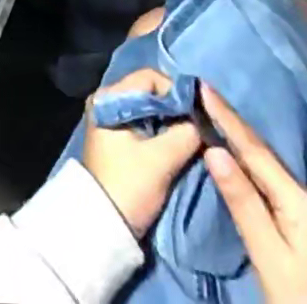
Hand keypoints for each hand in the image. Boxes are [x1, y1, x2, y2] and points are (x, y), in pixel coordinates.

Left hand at [80, 69, 202, 236]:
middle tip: (197, 124)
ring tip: (190, 134)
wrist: (102, 229)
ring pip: (148, 108)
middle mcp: (105, 101)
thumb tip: (204, 118)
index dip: (175, 92)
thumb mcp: (162, 159)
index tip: (195, 113)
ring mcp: (109, 118)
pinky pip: (144, 121)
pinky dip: (161, 129)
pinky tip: (177, 142)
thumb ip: (186, 133)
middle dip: (175, 107)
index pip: (149, 77)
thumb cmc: (129, 187)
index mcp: (108, 98)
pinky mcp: (116, 136)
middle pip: (149, 91)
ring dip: (170, 120)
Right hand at [200, 83, 306, 300]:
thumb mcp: (266, 253)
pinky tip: (239, 155)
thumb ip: (242, 201)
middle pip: (265, 154)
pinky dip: (253, 162)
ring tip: (216, 114)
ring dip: (242, 140)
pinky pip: (275, 180)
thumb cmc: (297, 298)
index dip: (228, 118)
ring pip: (270, 165)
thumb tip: (215, 151)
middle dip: (234, 123)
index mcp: (301, 201)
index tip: (205, 88)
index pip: (256, 151)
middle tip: (206, 93)